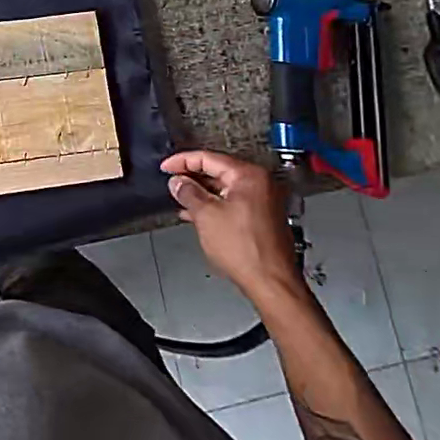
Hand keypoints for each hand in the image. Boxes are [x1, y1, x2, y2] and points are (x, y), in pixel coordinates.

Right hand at [161, 151, 303, 303]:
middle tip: (173, 181)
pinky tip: (199, 215)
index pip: (209, 158)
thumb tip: (178, 182)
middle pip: (219, 171)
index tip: (168, 166)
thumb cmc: (248, 252)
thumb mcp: (206, 216)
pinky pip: (234, 202)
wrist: (271, 281)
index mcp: (249, 175)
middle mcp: (260, 183)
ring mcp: (264, 200)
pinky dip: (215, 205)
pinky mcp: (262, 216)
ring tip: (181, 198)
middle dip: (192, 177)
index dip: (183, 161)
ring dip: (202, 193)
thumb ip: (189, 193)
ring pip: (226, 188)